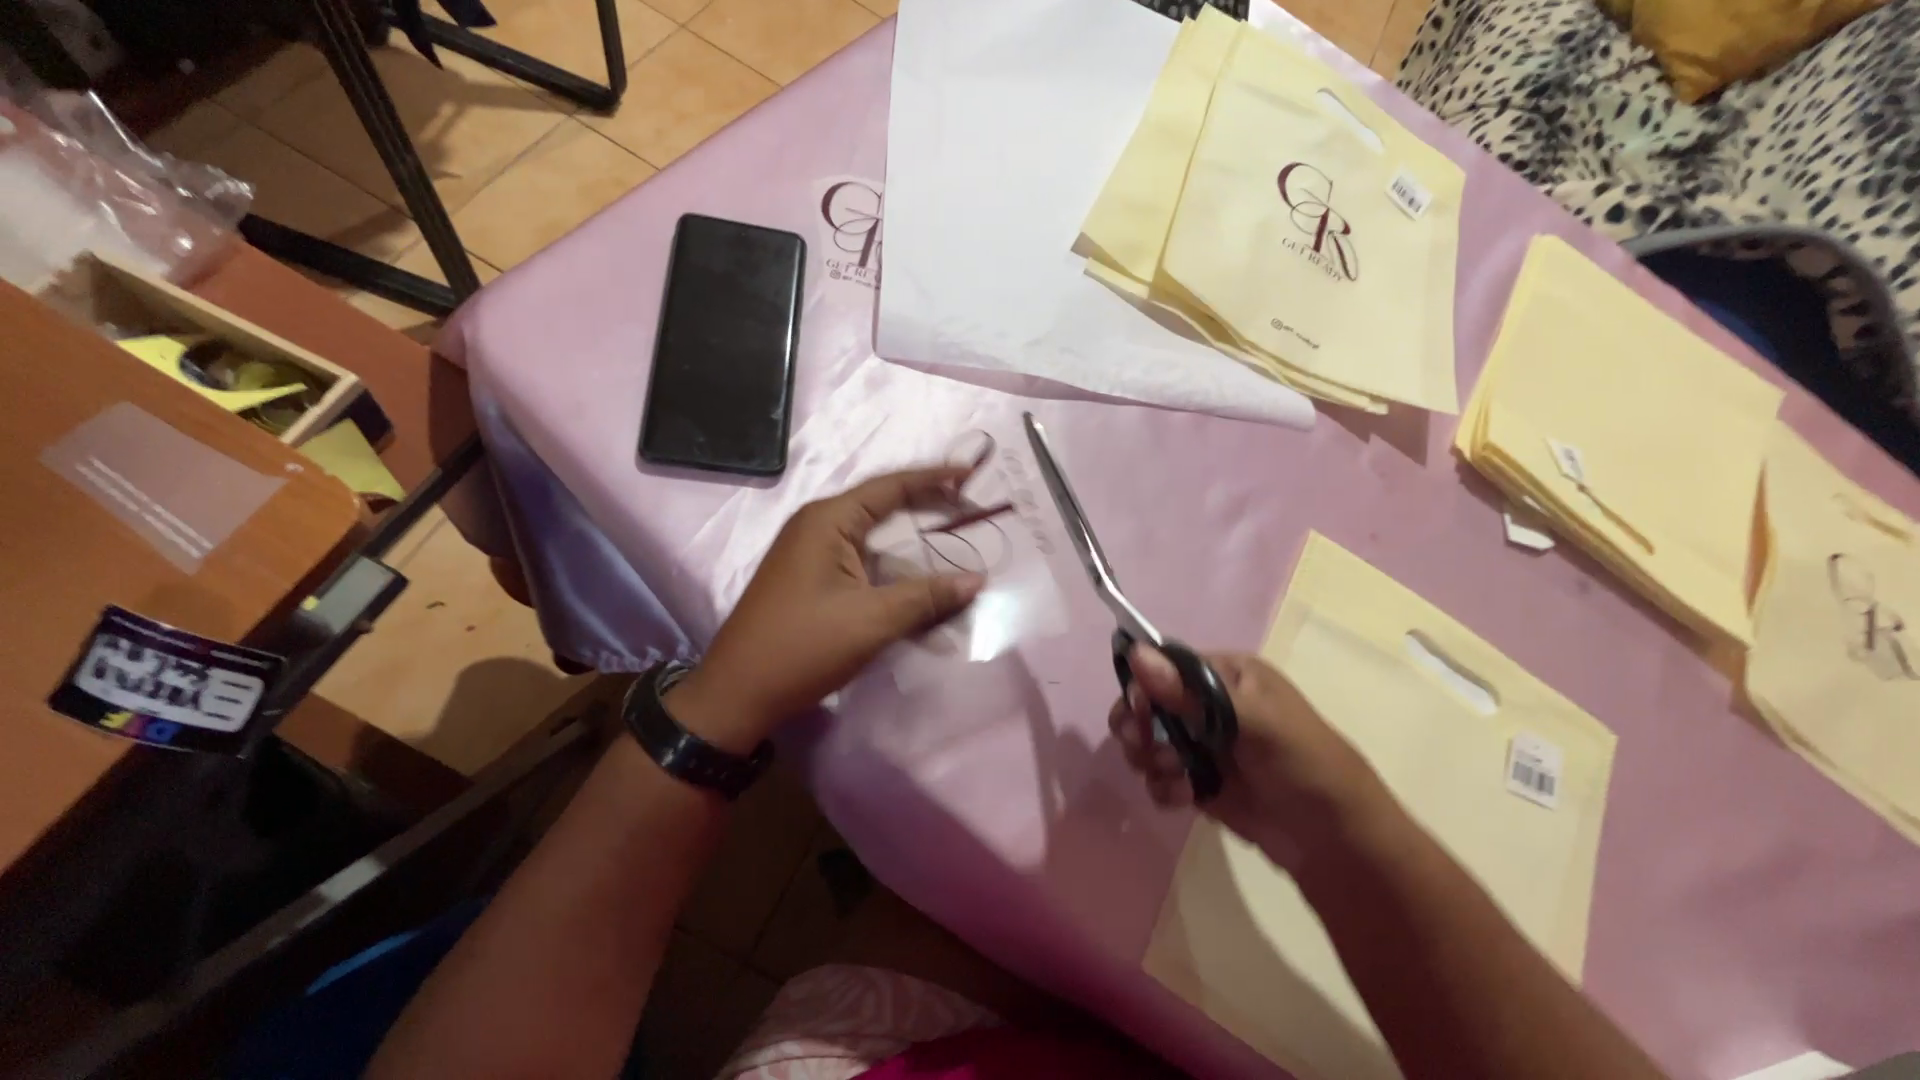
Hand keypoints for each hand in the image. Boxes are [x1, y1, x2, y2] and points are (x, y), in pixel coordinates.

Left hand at [667, 466, 986, 750]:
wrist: (738, 693)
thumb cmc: (802, 647)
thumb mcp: (871, 621)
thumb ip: (926, 597)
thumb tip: (977, 580)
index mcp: (827, 521)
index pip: (890, 486)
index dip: (933, 478)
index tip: (970, 472)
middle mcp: (817, 527)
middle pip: (882, 507)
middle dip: (927, 508)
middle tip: (972, 509)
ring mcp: (811, 554)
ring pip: (874, 540)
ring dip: (913, 544)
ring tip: (957, 543)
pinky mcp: (812, 580)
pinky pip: (863, 563)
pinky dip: (894, 569)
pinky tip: (921, 583)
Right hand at [1111, 645, 1390, 870]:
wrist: (1333, 840)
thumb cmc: (1303, 764)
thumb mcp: (1254, 722)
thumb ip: (1192, 692)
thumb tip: (1136, 653)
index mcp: (1227, 675)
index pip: (1165, 665)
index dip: (1143, 686)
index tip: (1140, 711)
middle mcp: (1209, 704)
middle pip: (1147, 703)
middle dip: (1139, 727)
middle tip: (1145, 748)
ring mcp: (1202, 745)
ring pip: (1147, 742)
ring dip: (1150, 760)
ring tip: (1177, 777)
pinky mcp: (1197, 782)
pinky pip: (1158, 777)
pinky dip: (1163, 787)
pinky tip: (1185, 798)